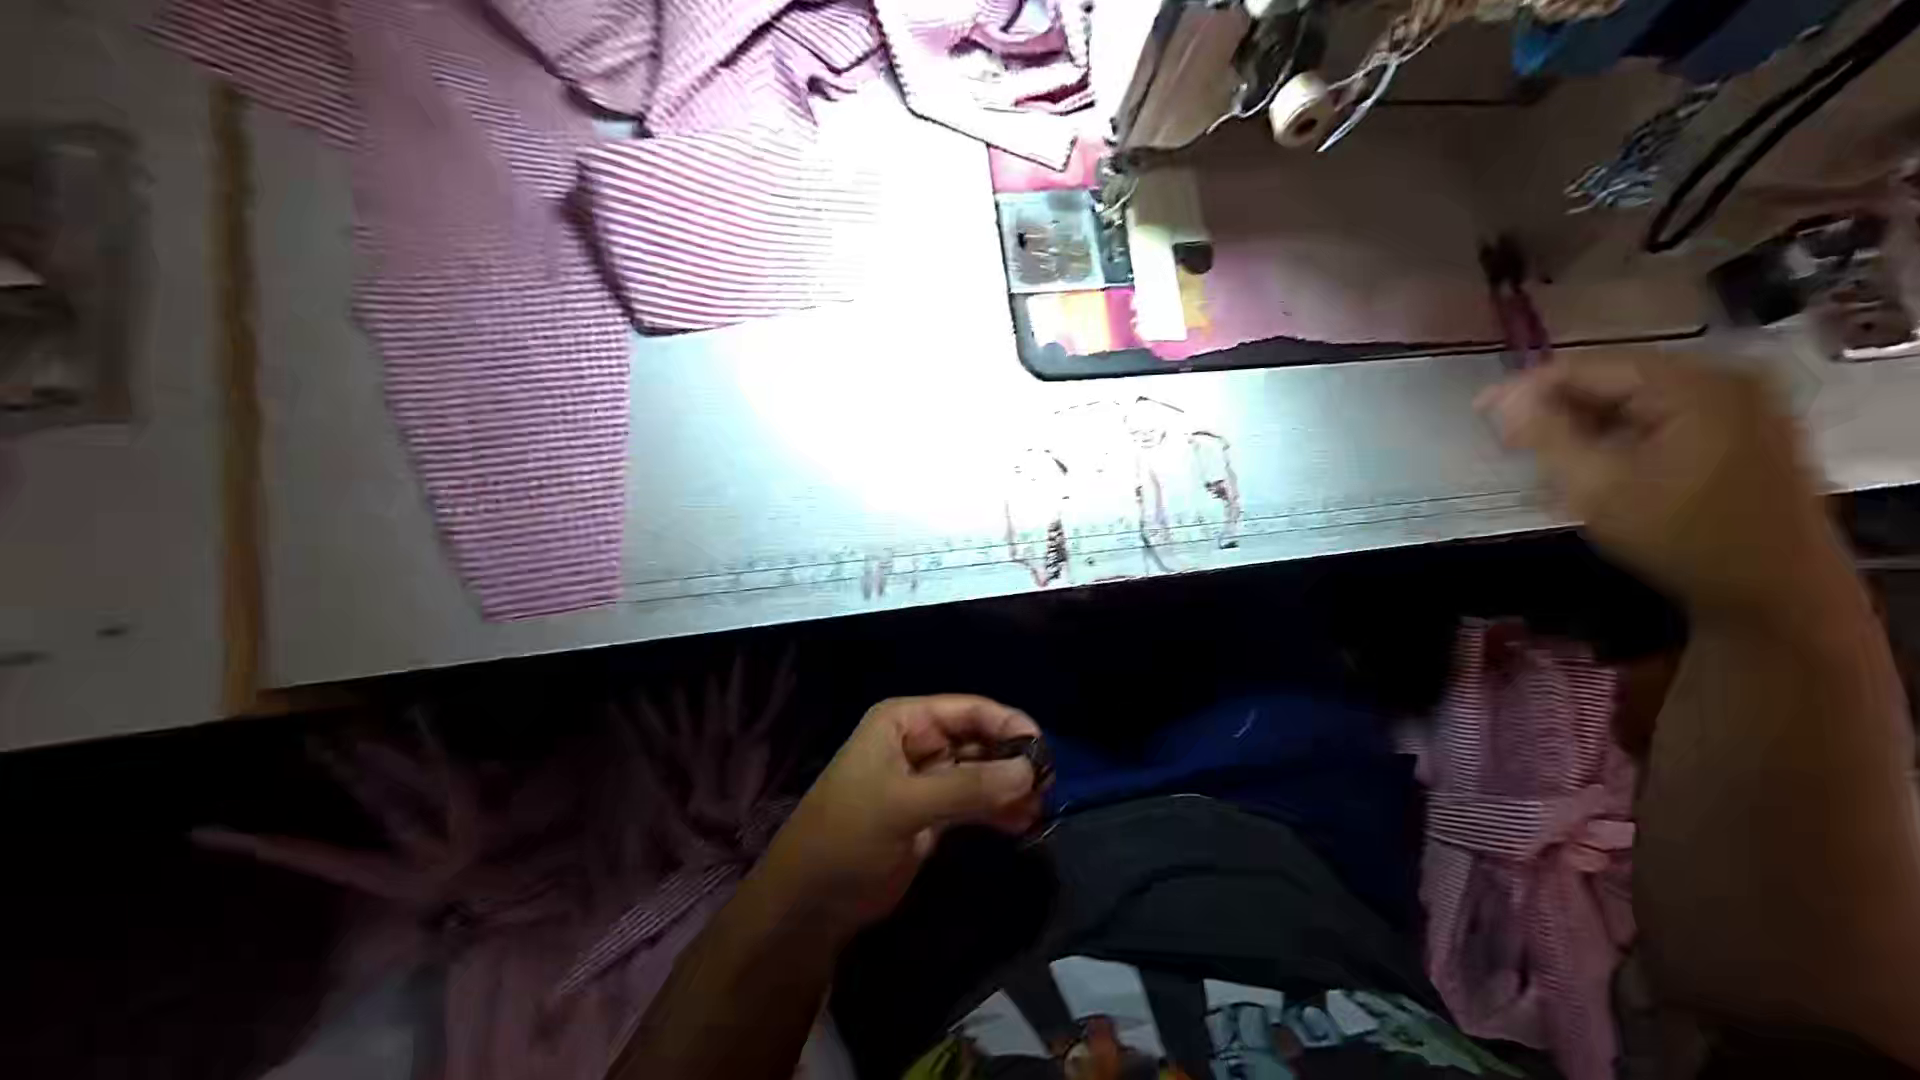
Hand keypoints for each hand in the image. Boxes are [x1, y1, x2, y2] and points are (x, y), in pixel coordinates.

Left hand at [754, 695, 1044, 934]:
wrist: (812, 903)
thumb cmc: (848, 836)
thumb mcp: (904, 805)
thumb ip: (968, 787)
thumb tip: (1030, 771)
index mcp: (903, 721)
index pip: (967, 709)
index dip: (1007, 723)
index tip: (1044, 749)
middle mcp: (918, 742)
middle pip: (978, 739)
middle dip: (1012, 760)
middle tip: (1048, 786)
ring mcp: (927, 779)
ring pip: (981, 772)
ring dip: (1010, 787)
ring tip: (1039, 808)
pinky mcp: (933, 814)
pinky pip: (976, 802)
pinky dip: (999, 809)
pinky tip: (1022, 823)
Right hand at [1478, 349, 1844, 622]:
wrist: (1776, 593)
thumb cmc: (1681, 537)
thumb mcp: (1596, 487)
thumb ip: (1544, 435)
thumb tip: (1499, 398)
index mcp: (1694, 385)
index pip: (1588, 367)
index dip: (1526, 387)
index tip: (1480, 412)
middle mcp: (1725, 380)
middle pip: (1612, 379)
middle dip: (1553, 405)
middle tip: (1505, 437)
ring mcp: (1740, 405)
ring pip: (1632, 399)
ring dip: (1580, 422)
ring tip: (1538, 452)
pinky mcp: (1742, 431)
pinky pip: (1659, 417)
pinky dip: (1614, 433)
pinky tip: (1586, 461)